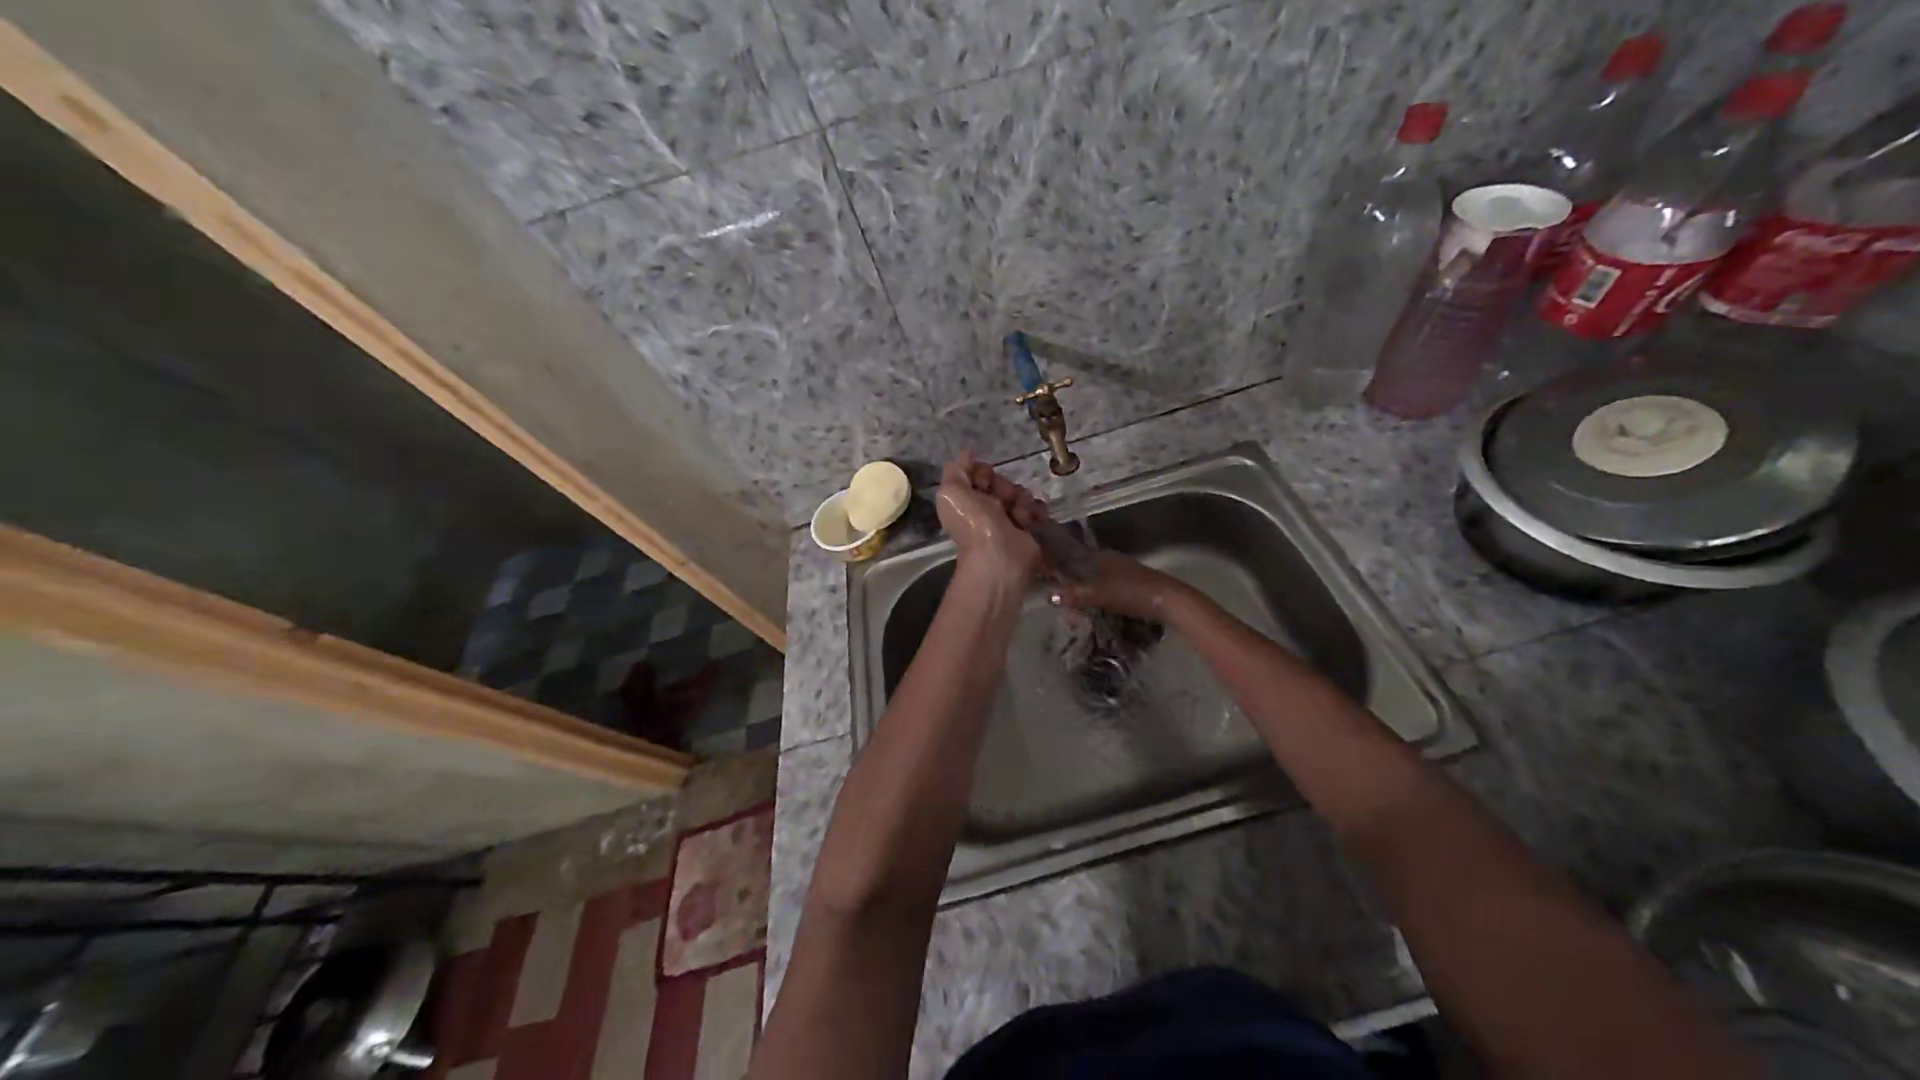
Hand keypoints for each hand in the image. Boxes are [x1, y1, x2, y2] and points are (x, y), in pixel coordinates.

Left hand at [936, 454, 1045, 585]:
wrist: (999, 557)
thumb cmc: (973, 523)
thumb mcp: (952, 492)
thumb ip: (956, 470)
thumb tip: (967, 452)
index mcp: (967, 499)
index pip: (981, 473)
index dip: (984, 473)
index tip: (985, 481)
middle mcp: (987, 508)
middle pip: (1003, 483)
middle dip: (1005, 487)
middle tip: (1003, 502)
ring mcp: (1009, 519)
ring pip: (1021, 494)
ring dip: (1022, 501)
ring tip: (1018, 516)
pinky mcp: (1028, 528)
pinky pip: (1037, 508)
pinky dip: (1036, 512)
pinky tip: (1031, 520)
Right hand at [1049, 551, 1189, 619]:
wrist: (1167, 600)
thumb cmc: (1130, 593)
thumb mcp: (1099, 595)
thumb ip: (1074, 595)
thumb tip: (1048, 596)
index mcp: (1097, 556)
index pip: (1070, 553)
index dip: (1056, 558)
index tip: (1042, 564)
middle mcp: (1107, 558)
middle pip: (1080, 563)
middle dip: (1066, 572)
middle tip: (1052, 584)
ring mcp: (1120, 568)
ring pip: (1092, 572)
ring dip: (1080, 581)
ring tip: (1068, 593)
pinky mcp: (1129, 580)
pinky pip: (1102, 580)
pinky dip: (1092, 587)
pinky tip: (1090, 598)